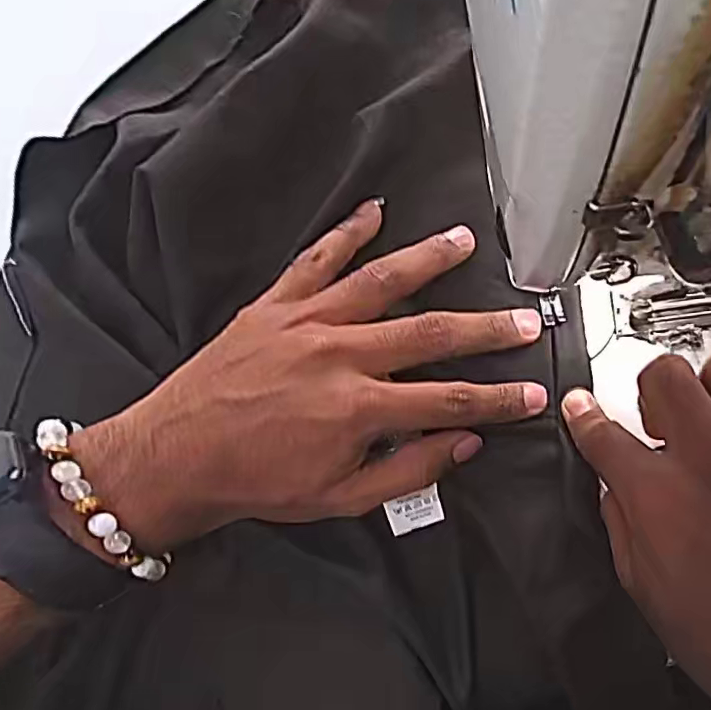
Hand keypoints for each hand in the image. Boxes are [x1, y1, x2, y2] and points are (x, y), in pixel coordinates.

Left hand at [70, 199, 546, 549]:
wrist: (178, 457)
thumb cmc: (259, 483)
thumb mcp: (343, 496)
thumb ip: (409, 470)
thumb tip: (461, 446)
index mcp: (360, 408)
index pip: (452, 400)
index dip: (500, 400)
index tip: (532, 394)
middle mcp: (341, 355)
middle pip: (432, 333)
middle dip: (487, 329)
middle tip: (524, 320)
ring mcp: (306, 324)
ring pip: (382, 281)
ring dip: (429, 259)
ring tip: (465, 241)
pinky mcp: (274, 308)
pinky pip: (317, 260)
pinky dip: (346, 233)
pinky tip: (374, 213)